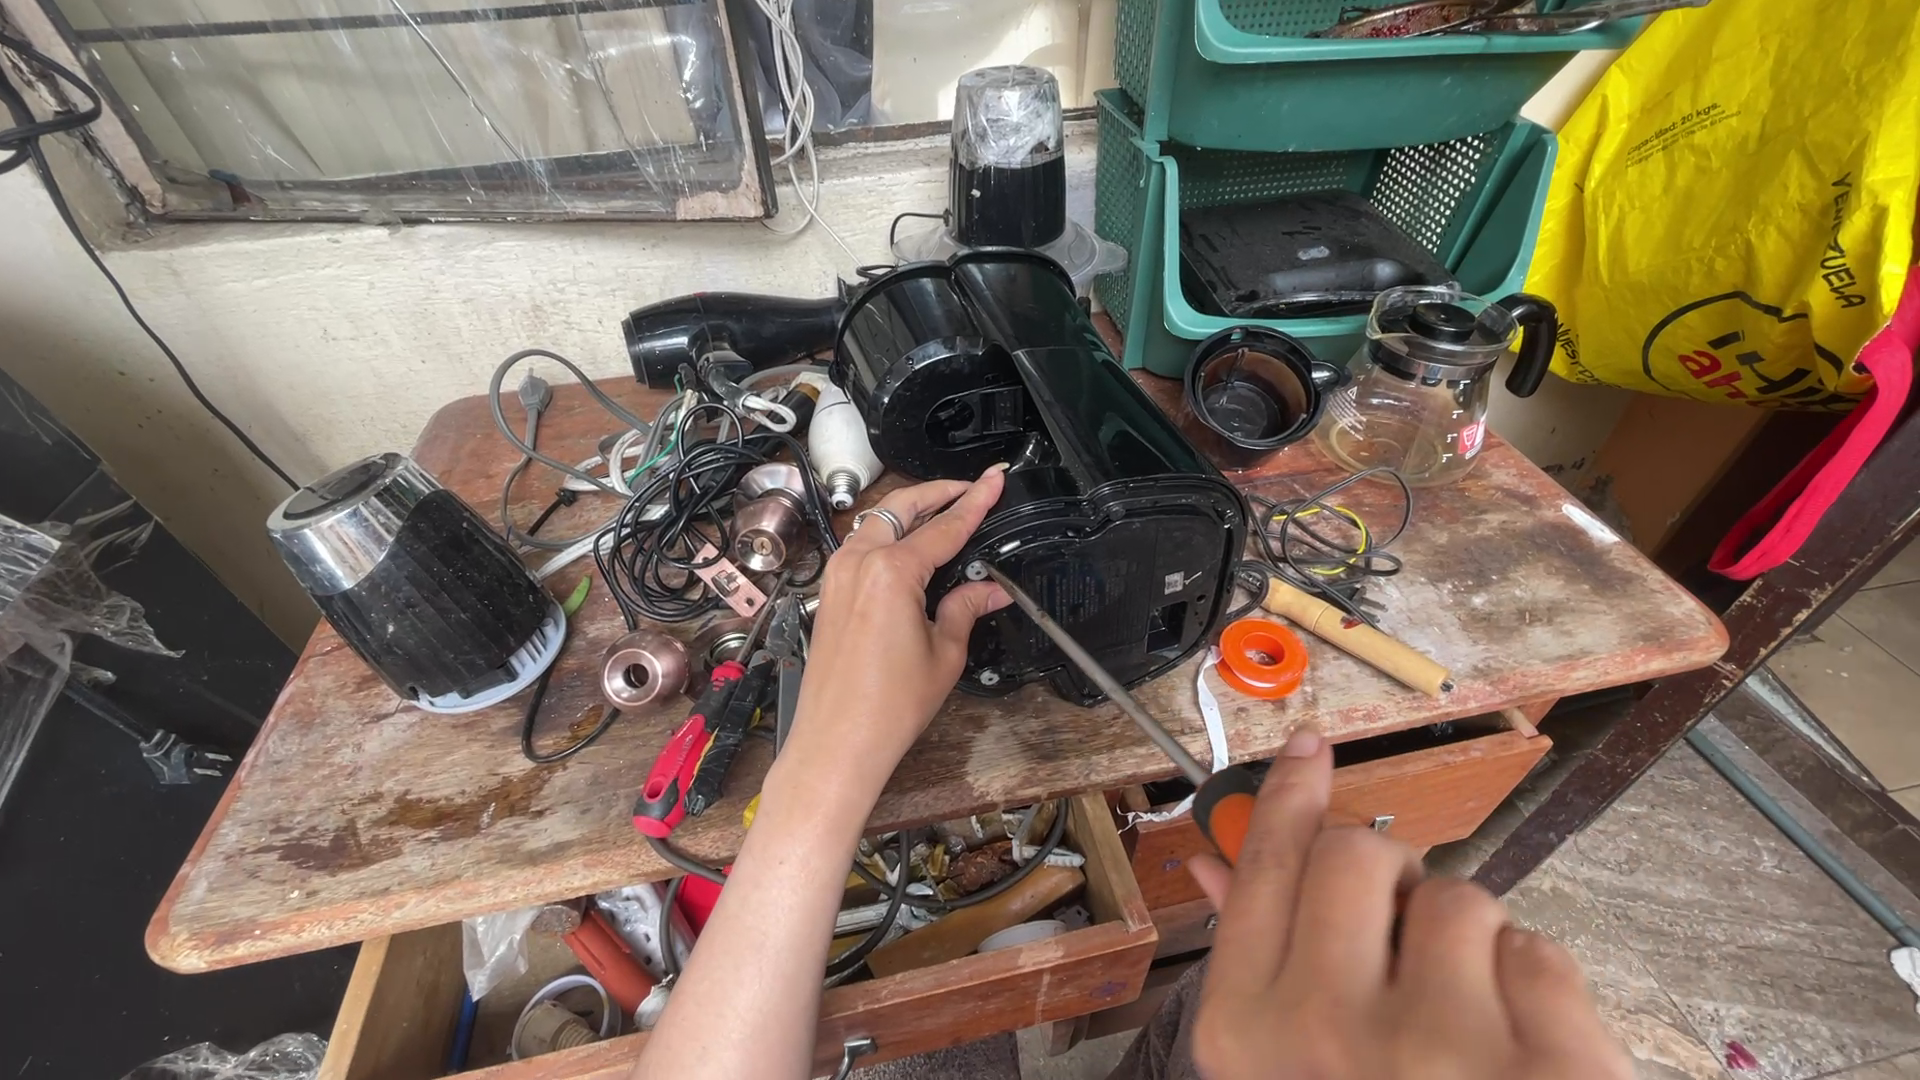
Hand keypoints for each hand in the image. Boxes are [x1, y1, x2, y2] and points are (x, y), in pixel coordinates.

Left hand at [783, 465, 1010, 778]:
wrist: (837, 741)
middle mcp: (858, 562)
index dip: (975, 502)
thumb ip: (966, 608)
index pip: (944, 526)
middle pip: (903, 507)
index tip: (993, 479)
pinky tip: (907, 544)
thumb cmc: (890, 706)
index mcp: (892, 572)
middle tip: (970, 488)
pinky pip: (860, 545)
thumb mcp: (944, 653)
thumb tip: (992, 589)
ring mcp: (837, 574)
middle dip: (939, 492)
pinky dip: (887, 534)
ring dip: (910, 510)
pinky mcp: (828, 591)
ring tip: (942, 511)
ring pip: (877, 521)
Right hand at [1185, 731, 1630, 1079]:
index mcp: (1248, 1030)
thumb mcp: (1275, 1066)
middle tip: (1399, 924)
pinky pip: (1539, 953)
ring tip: (1463, 1016)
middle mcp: (1324, 1031)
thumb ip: (1248, 956)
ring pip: (1457, 897)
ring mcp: (1440, 1056)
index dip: (1290, 795)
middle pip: (1358, 855)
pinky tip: (1520, 1052)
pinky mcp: (1556, 1078)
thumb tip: (1214, 865)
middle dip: (1386, 875)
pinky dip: (1536, 990)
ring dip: (1465, 941)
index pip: (1267, 866)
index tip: (1311, 748)